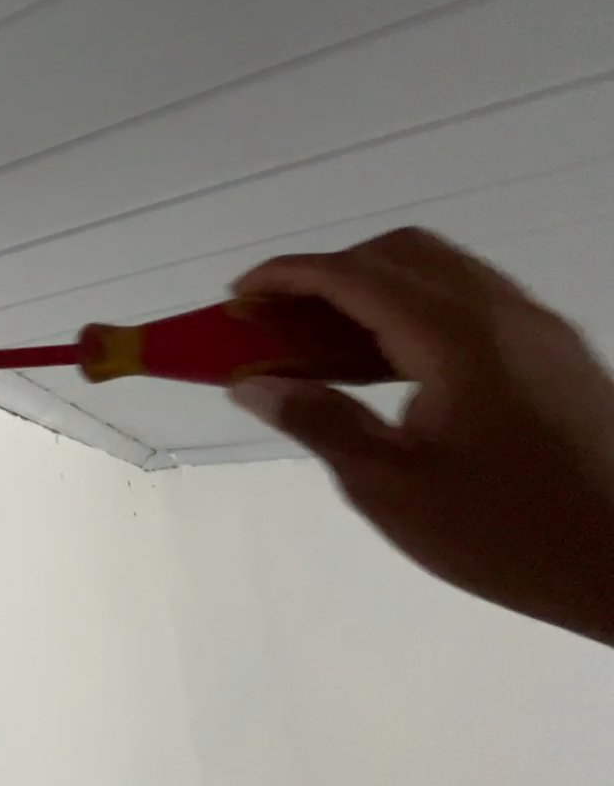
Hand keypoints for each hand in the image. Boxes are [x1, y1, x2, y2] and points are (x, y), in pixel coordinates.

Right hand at [229, 227, 613, 643]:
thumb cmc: (506, 532)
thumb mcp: (387, 484)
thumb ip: (317, 421)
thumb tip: (250, 384)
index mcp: (459, 343)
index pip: (355, 276)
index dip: (285, 275)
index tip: (234, 299)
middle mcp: (504, 319)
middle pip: (400, 253)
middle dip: (324, 273)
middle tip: (275, 320)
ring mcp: (536, 334)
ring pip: (437, 272)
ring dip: (363, 290)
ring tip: (314, 343)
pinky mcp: (551, 357)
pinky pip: (464, 303)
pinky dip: (402, 311)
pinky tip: (375, 365)